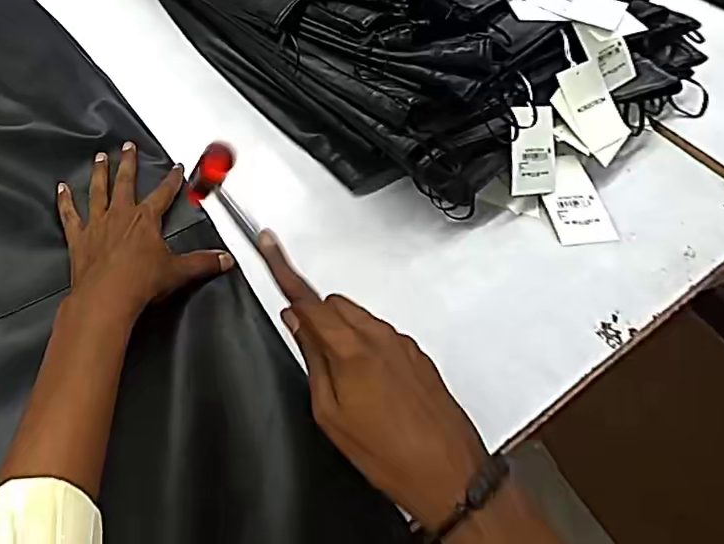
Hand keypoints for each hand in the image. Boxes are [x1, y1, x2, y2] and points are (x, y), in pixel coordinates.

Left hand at [57, 143, 231, 323]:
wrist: (106, 297)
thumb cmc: (140, 283)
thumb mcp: (177, 272)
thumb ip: (202, 263)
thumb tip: (224, 261)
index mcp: (145, 220)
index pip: (163, 194)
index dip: (172, 180)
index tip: (176, 168)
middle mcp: (120, 214)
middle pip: (125, 182)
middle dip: (129, 163)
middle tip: (128, 146)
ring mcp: (97, 223)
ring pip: (98, 191)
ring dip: (100, 173)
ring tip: (100, 157)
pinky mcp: (79, 237)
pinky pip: (70, 214)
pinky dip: (65, 201)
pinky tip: (61, 189)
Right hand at [260, 230, 483, 531]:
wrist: (453, 481)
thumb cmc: (392, 457)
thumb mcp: (331, 414)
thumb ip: (311, 358)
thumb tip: (295, 323)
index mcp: (350, 349)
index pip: (306, 298)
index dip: (282, 267)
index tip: (270, 244)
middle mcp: (378, 337)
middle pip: (331, 302)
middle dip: (317, 318)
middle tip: (314, 355)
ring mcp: (401, 342)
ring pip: (357, 316)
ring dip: (343, 333)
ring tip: (351, 383)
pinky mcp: (417, 353)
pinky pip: (380, 333)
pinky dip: (367, 346)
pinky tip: (376, 387)